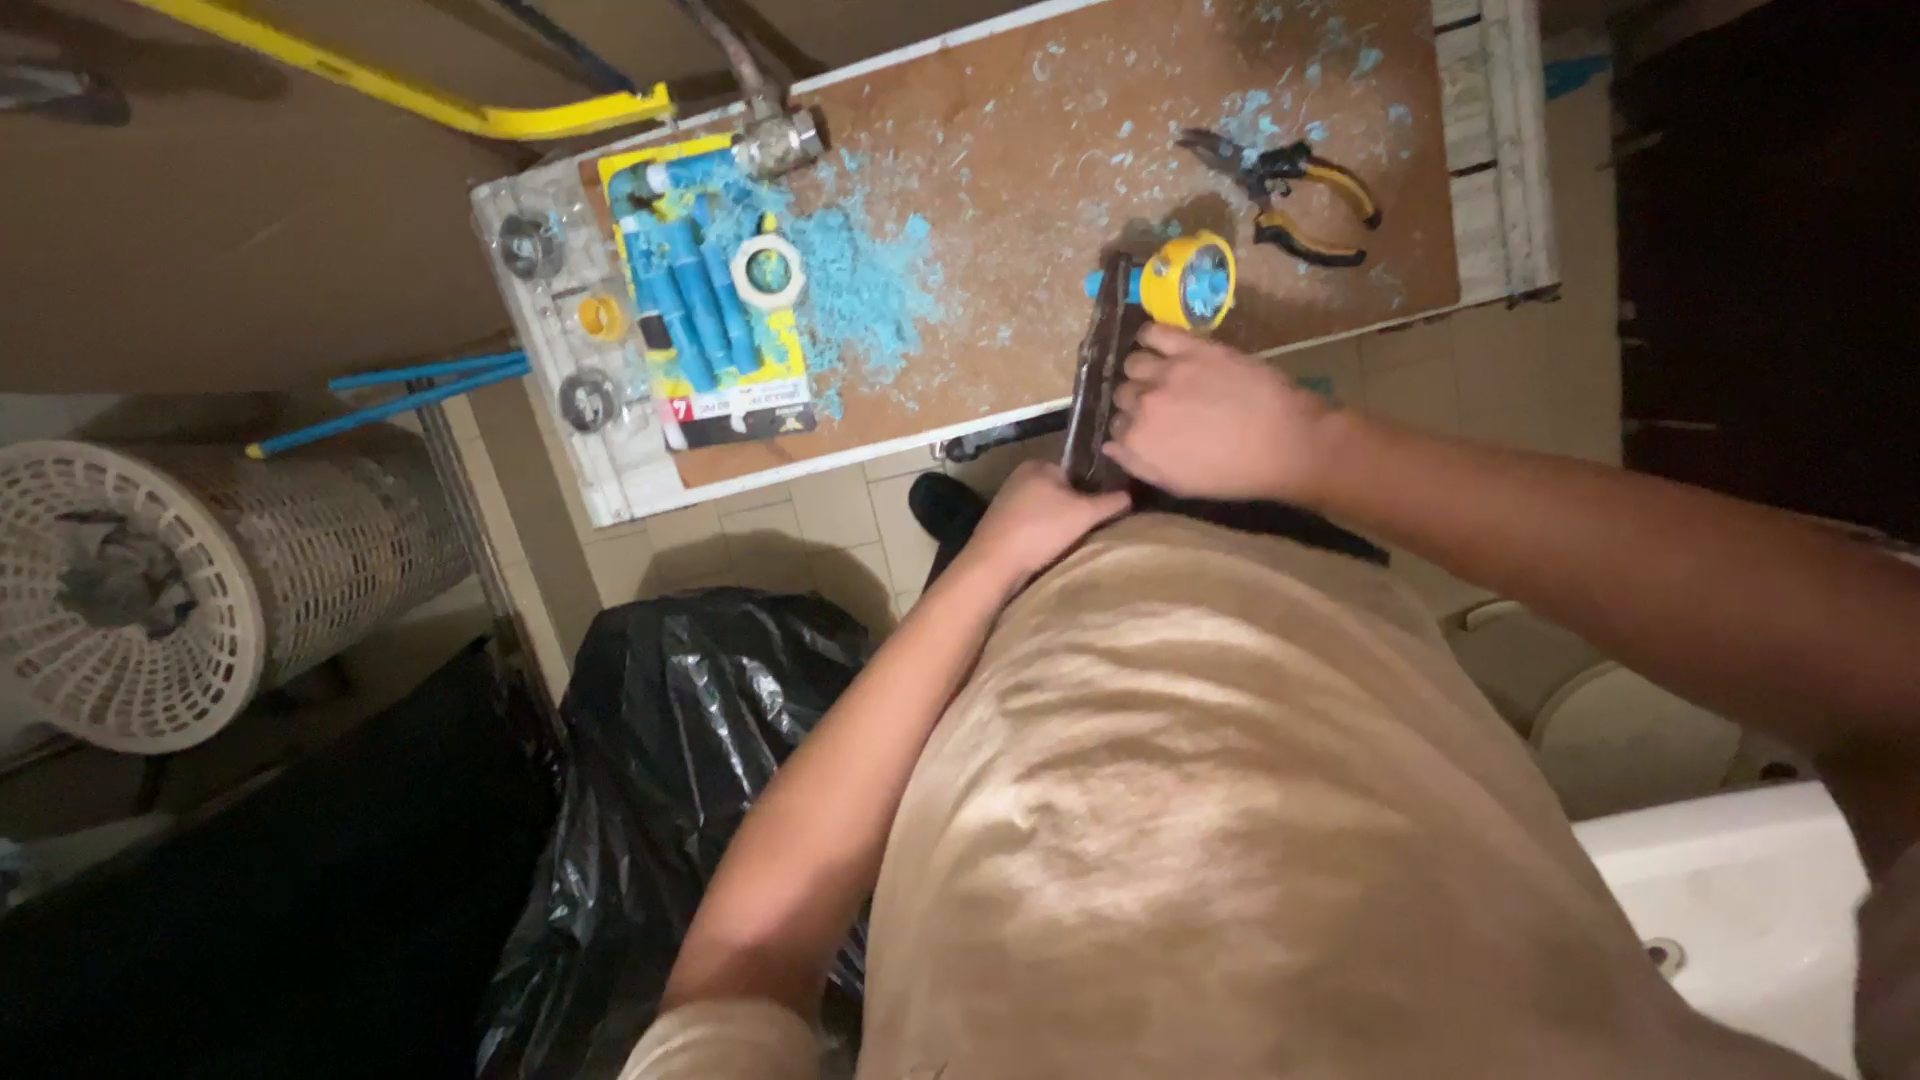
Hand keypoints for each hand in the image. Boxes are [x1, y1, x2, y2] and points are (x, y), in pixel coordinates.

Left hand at [959, 461, 1129, 579]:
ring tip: (1073, 541)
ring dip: (1060, 523)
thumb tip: (1130, 495)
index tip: (1106, 510)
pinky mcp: (1001, 523)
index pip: (1078, 470)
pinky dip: (1043, 533)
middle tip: (1091, 528)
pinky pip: (1033, 524)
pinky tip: (1051, 548)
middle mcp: (1020, 476)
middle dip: (1077, 507)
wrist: (994, 563)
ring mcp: (1007, 500)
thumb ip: (1111, 501)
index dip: (1095, 489)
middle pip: (1063, 490)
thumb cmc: (1041, 530)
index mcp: (1039, 464)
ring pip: (1047, 509)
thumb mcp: (1085, 513)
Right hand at [1102, 323, 1337, 503]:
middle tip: (1157, 403)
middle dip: (1134, 399)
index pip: (1116, 426)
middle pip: (1123, 393)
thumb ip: (1137, 465)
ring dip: (1141, 370)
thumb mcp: (1178, 484)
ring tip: (1160, 374)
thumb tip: (1109, 445)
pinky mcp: (1193, 348)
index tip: (1147, 428)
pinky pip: (1154, 332)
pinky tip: (1157, 343)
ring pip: (1133, 363)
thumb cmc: (1231, 474)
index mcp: (1137, 440)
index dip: (1130, 427)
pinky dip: (1149, 336)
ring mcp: (1167, 372)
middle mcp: (1143, 403)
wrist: (1283, 443)